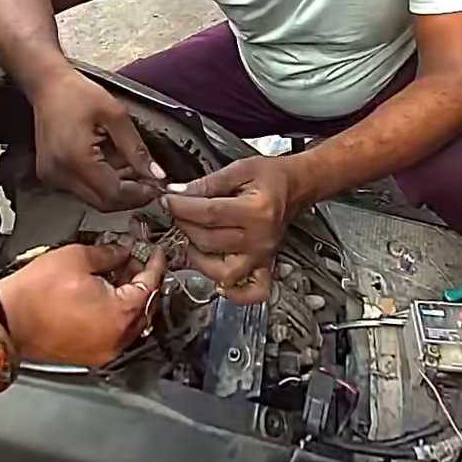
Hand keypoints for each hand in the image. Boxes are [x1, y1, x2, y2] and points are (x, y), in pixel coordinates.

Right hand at [0, 243, 165, 364]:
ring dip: (129, 295)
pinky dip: (115, 311)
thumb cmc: (36, 292)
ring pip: (131, 320)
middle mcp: (117, 338)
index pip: (150, 284)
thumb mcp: (77, 257)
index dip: (153, 262)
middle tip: (134, 256)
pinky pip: (114, 331)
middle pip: (145, 305)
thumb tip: (123, 250)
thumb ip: (109, 252)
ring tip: (117, 271)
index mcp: (120, 314)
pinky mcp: (90, 355)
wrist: (7, 319)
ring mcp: (104, 350)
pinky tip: (103, 292)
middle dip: (142, 278)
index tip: (154, 250)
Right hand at [27, 70, 164, 211]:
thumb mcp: (115, 115)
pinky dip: (101, 184)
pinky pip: (82, 190)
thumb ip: (136, 148)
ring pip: (93, 199)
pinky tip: (112, 166)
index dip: (139, 194)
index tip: (156, 185)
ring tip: (132, 170)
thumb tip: (156, 174)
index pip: (113, 193)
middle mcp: (60, 174)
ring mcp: (52, 177)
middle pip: (103, 203)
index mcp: (76, 158)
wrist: (47, 85)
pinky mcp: (50, 175)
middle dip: (129, 196)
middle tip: (149, 181)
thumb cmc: (78, 93)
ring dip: (116, 191)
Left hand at [163, 156, 309, 304]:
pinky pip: (250, 291)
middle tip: (176, 212)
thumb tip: (177, 193)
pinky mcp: (264, 266)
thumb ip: (207, 183)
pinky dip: (232, 292)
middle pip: (209, 241)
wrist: (295, 187)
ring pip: (221, 271)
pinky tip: (217, 280)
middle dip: (184, 225)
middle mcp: (260, 239)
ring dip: (198, 256)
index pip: (208, 214)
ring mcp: (262, 256)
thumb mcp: (238, 169)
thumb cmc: (270, 176)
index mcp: (256, 211)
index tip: (166, 201)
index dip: (182, 208)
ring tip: (191, 236)